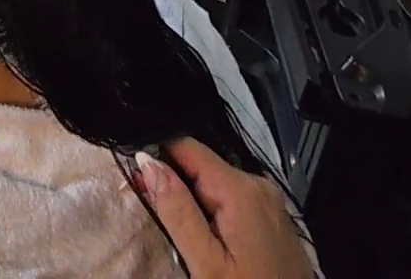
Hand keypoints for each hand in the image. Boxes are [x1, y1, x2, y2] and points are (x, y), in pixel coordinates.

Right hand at [134, 139, 313, 278]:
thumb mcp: (207, 265)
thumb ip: (177, 210)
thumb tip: (147, 161)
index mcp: (240, 189)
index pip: (184, 146)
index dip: (156, 158)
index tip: (137, 181)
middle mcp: (257, 184)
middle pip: (199, 165)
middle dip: (175, 185)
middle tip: (158, 218)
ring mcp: (269, 202)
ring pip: (214, 184)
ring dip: (193, 201)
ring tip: (183, 234)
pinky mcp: (273, 219)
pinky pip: (232, 200)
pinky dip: (213, 212)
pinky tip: (209, 240)